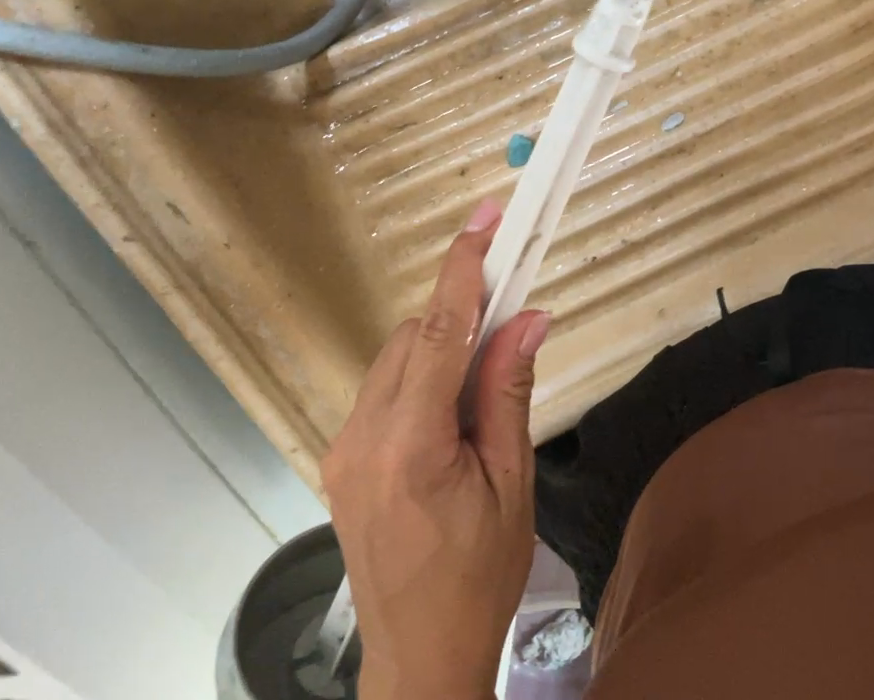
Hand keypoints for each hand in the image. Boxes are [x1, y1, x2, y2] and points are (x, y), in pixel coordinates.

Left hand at [321, 198, 550, 698]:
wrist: (420, 653)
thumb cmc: (481, 574)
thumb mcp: (513, 481)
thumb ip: (510, 392)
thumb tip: (531, 317)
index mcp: (408, 445)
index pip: (437, 334)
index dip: (462, 270)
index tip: (485, 219)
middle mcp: (360, 436)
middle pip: (411, 338)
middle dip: (461, 313)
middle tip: (515, 308)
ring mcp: (342, 448)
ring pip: (395, 360)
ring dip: (443, 346)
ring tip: (489, 379)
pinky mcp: (342, 459)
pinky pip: (385, 390)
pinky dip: (424, 375)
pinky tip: (456, 408)